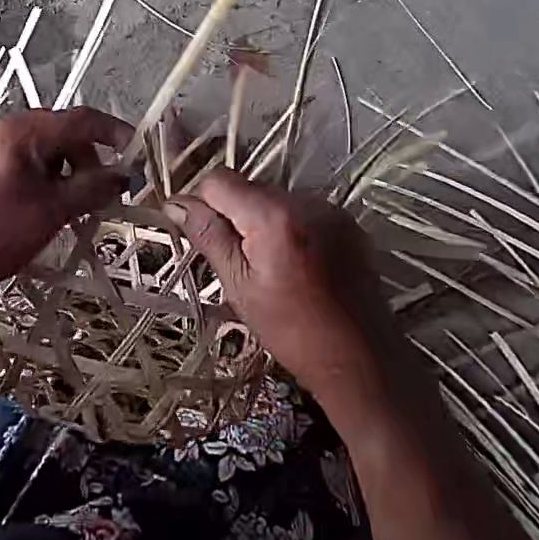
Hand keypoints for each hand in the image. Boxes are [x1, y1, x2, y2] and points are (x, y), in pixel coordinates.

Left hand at [0, 107, 132, 307]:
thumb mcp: (51, 213)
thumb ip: (92, 188)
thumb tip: (125, 174)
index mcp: (18, 131)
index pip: (80, 119)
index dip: (114, 132)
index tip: (136, 151)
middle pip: (58, 129)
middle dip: (86, 155)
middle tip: (102, 189)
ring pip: (37, 143)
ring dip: (62, 165)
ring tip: (70, 201)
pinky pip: (15, 154)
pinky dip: (38, 171)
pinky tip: (40, 201)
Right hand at [164, 171, 399, 411]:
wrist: (362, 359)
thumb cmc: (295, 332)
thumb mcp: (240, 287)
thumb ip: (208, 236)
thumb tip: (176, 204)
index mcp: (274, 217)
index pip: (220, 180)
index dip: (203, 204)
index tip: (201, 233)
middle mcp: (305, 200)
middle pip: (248, 187)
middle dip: (234, 215)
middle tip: (238, 261)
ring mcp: (330, 208)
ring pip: (274, 198)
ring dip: (261, 221)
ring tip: (271, 267)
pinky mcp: (346, 220)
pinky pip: (302, 209)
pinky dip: (289, 227)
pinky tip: (296, 265)